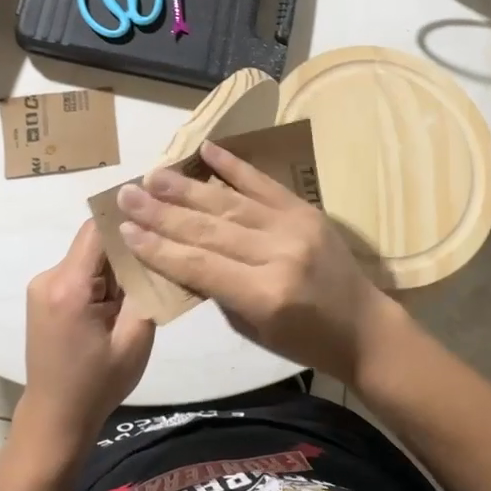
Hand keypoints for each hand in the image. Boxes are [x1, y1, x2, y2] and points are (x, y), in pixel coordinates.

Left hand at [20, 221, 154, 438]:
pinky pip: (77, 272)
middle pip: (93, 243)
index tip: (155, 217)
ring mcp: (41, 285)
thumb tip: (154, 252)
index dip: (125, 219)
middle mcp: (48, 277)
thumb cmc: (98, 384)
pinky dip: (98, 281)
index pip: (97, 230)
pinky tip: (113, 307)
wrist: (55, 418)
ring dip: (111, 269)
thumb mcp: (135, 341)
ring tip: (133, 295)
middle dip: (124, 252)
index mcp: (68, 287)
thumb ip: (145, 290)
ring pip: (87, 257)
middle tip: (153, 267)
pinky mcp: (42, 295)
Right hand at [116, 142, 402, 384]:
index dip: (159, 247)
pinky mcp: (305, 209)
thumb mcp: (251, 327)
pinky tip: (206, 150)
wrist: (365, 329)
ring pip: (228, 203)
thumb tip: (177, 252)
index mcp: (264, 295)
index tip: (125, 229)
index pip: (199, 265)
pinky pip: (262, 182)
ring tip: (152, 176)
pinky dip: (233, 165)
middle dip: (161, 212)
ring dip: (185, 188)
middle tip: (127, 195)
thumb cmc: (303, 341)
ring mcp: (293, 227)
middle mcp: (277, 255)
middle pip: (208, 229)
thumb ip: (216, 288)